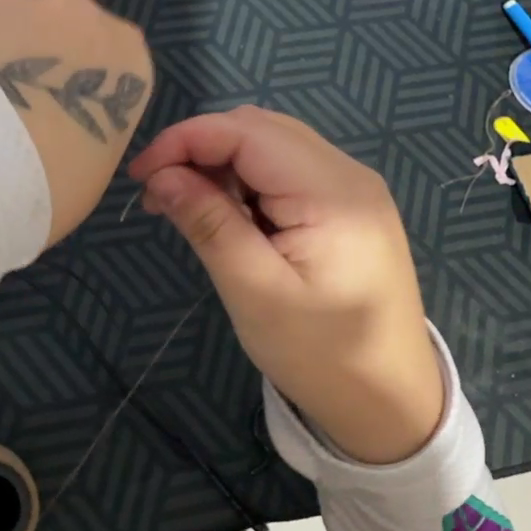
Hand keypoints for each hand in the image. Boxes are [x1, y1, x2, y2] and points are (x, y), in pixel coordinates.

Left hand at [0, 0, 152, 247]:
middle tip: (17, 119)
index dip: (84, 99)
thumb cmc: (49, 183)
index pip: (116, 70)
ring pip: (13, 30)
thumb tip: (61, 139)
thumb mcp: (90, 174)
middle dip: (43, 69)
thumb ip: (88, 138)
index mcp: (126, 57)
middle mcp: (79, 15)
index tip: (63, 131)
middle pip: (65, 37)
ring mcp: (17, 4)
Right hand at [127, 106, 443, 463]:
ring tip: (185, 206)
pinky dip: (246, 180)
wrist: (390, 402)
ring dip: (221, 163)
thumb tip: (161, 176)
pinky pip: (287, 171)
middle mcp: (348, 174)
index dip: (184, 140)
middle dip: (199, 148)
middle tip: (158, 194)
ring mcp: (353, 188)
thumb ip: (208, 224)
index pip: (245, 132)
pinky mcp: (348, 207)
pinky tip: (227, 214)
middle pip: (259, 129)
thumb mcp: (253, 292)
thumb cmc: (320, 354)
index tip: (139, 176)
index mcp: (331, 191)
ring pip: (272, 145)